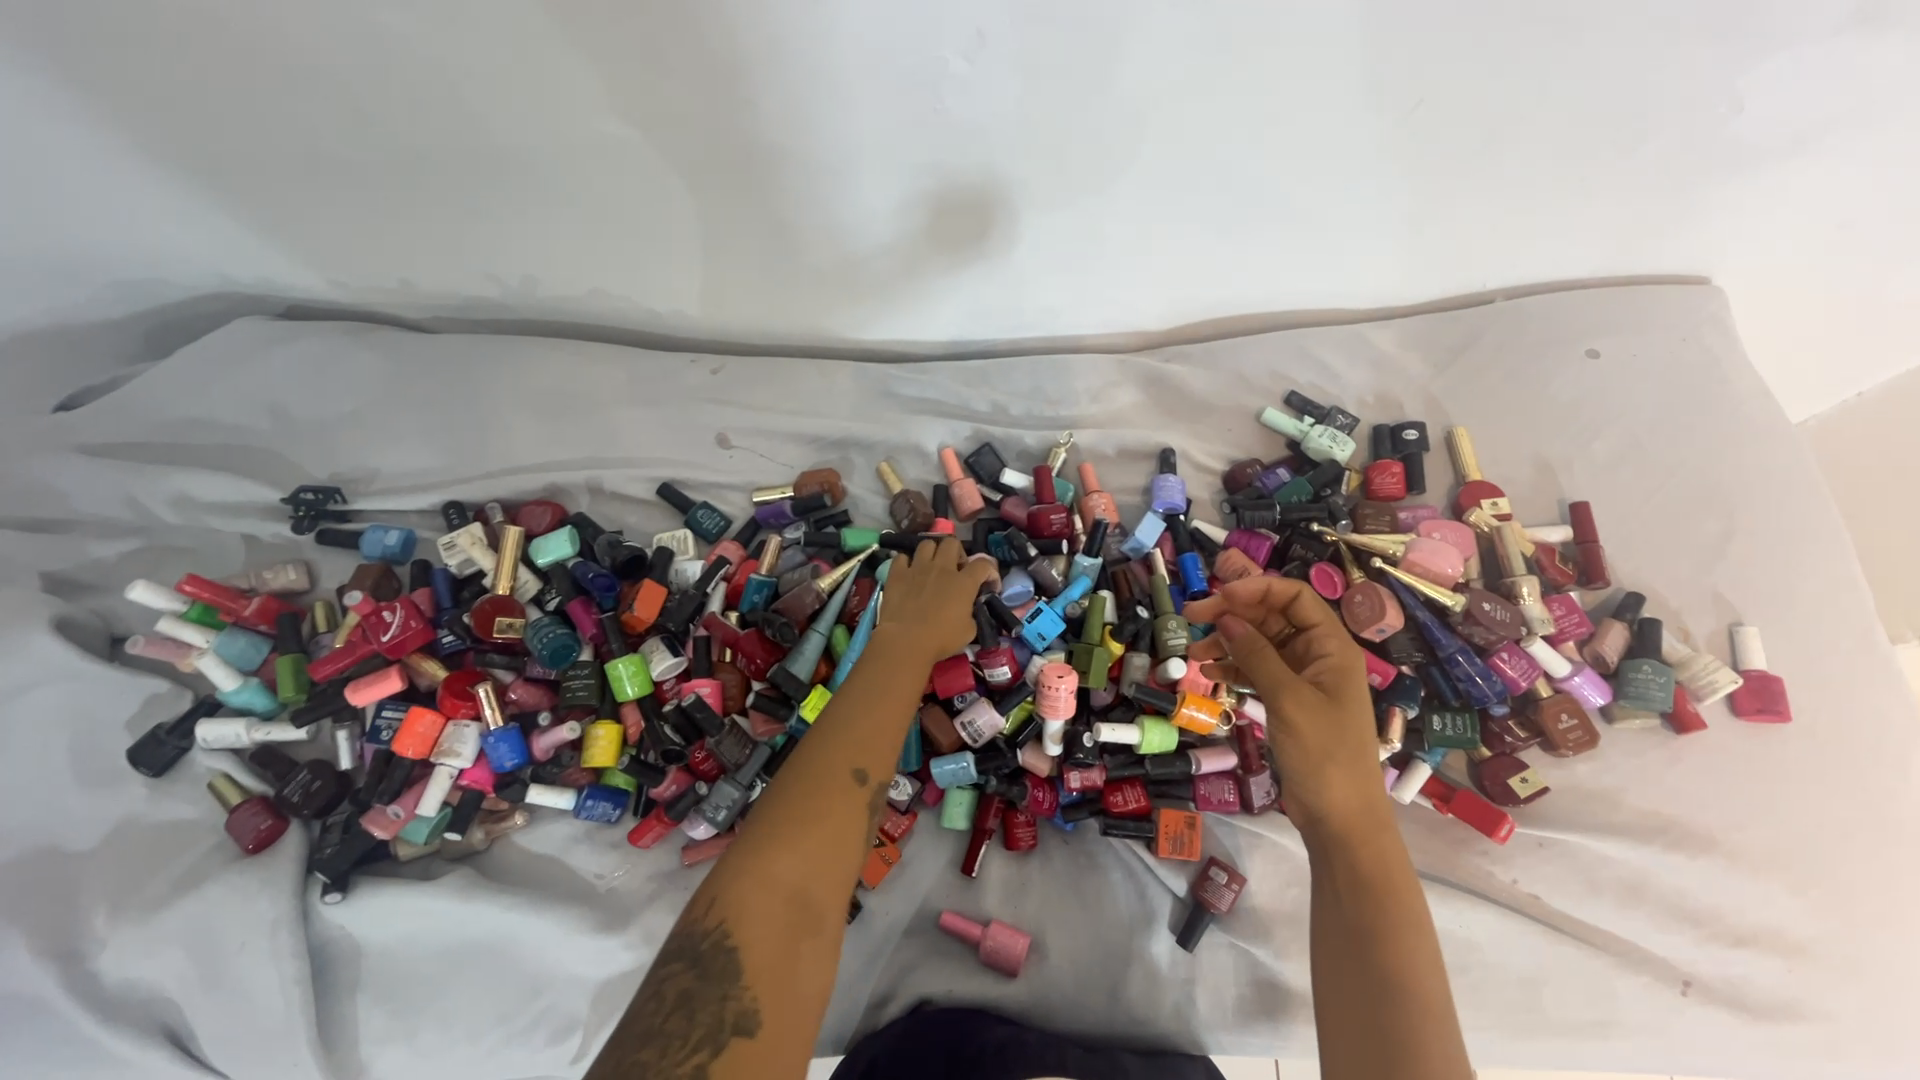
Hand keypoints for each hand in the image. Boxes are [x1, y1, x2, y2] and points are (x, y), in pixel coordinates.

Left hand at [874, 536, 995, 666]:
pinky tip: (908, 574)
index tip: (989, 585)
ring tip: (931, 568)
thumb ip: (971, 614)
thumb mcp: (968, 631)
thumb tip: (967, 610)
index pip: (984, 563)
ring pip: (927, 544)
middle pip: (952, 543)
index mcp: (963, 582)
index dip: (990, 571)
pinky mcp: (896, 574)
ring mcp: (917, 568)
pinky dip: (906, 563)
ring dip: (932, 553)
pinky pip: (901, 557)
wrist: (905, 641)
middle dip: (957, 553)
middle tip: (955, 570)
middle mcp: (941, 568)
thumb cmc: (940, 639)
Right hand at [1184, 577, 1386, 840]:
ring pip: (1260, 644)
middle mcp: (1318, 655)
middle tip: (1190, 618)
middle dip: (1234, 614)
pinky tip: (1210, 672)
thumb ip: (1257, 654)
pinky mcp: (1288, 702)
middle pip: (1272, 617)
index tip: (1217, 597)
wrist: (1341, 817)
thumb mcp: (1288, 699)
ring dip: (1228, 642)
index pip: (1294, 596)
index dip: (1256, 589)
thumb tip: (1227, 617)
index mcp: (1331, 646)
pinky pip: (1257, 670)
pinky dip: (1233, 667)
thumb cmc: (1324, 754)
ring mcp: (1303, 679)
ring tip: (1194, 654)